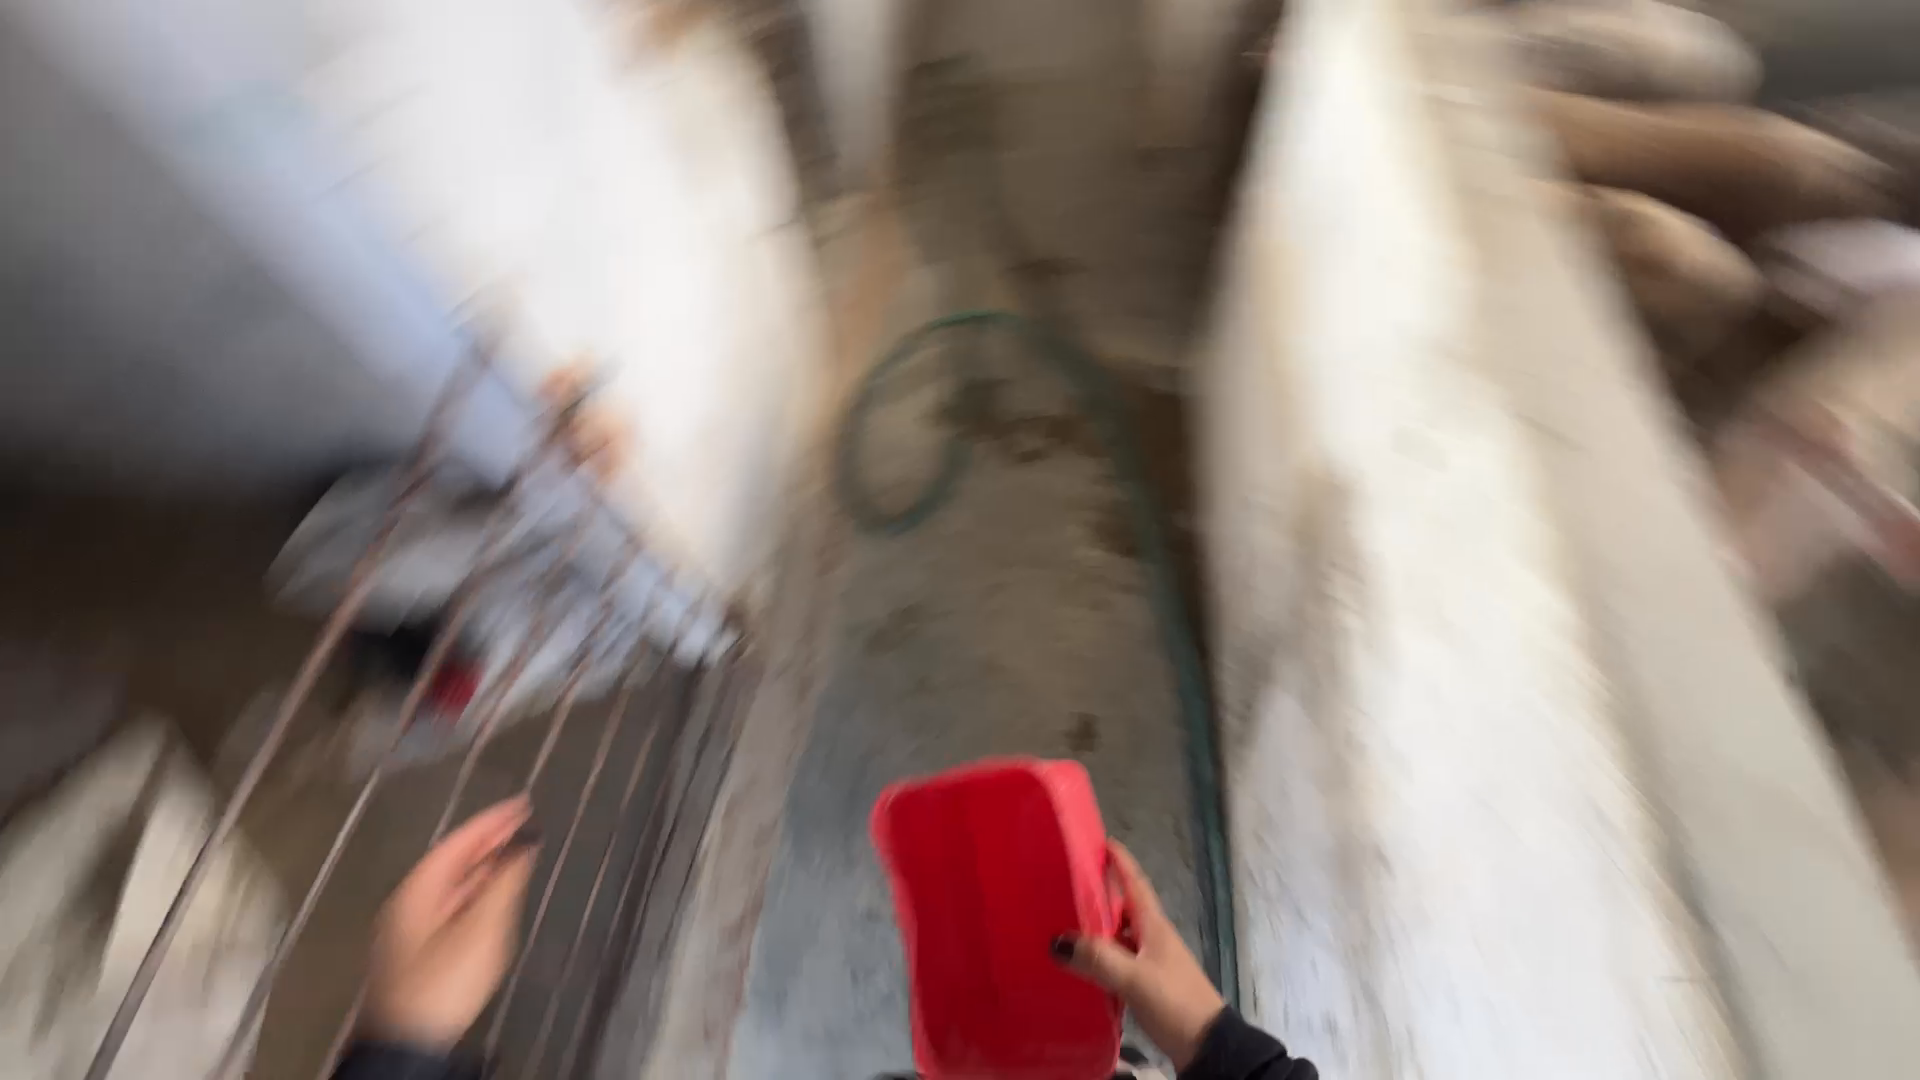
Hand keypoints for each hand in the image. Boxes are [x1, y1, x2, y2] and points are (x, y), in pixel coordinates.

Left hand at [365, 797, 537, 1049]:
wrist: (411, 1041)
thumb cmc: (446, 978)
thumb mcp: (483, 926)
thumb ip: (505, 880)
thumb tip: (523, 845)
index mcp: (419, 892)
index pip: (458, 842)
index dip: (491, 820)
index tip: (522, 803)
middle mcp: (412, 902)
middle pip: (453, 859)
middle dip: (489, 836)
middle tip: (524, 817)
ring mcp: (414, 926)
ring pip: (454, 879)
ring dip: (486, 859)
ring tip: (518, 842)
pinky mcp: (422, 946)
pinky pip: (456, 897)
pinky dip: (480, 881)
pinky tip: (499, 882)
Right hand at [1052, 841, 1225, 1069]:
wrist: (1209, 1047)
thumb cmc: (1175, 1000)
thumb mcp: (1133, 977)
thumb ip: (1097, 958)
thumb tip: (1056, 940)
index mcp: (1153, 924)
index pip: (1135, 882)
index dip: (1120, 860)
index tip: (1102, 840)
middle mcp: (1153, 936)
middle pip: (1124, 905)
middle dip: (1101, 891)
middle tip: (1070, 881)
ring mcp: (1153, 961)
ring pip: (1120, 933)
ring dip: (1099, 926)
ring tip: (1067, 921)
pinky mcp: (1150, 985)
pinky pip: (1120, 959)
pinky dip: (1102, 955)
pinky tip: (1084, 964)